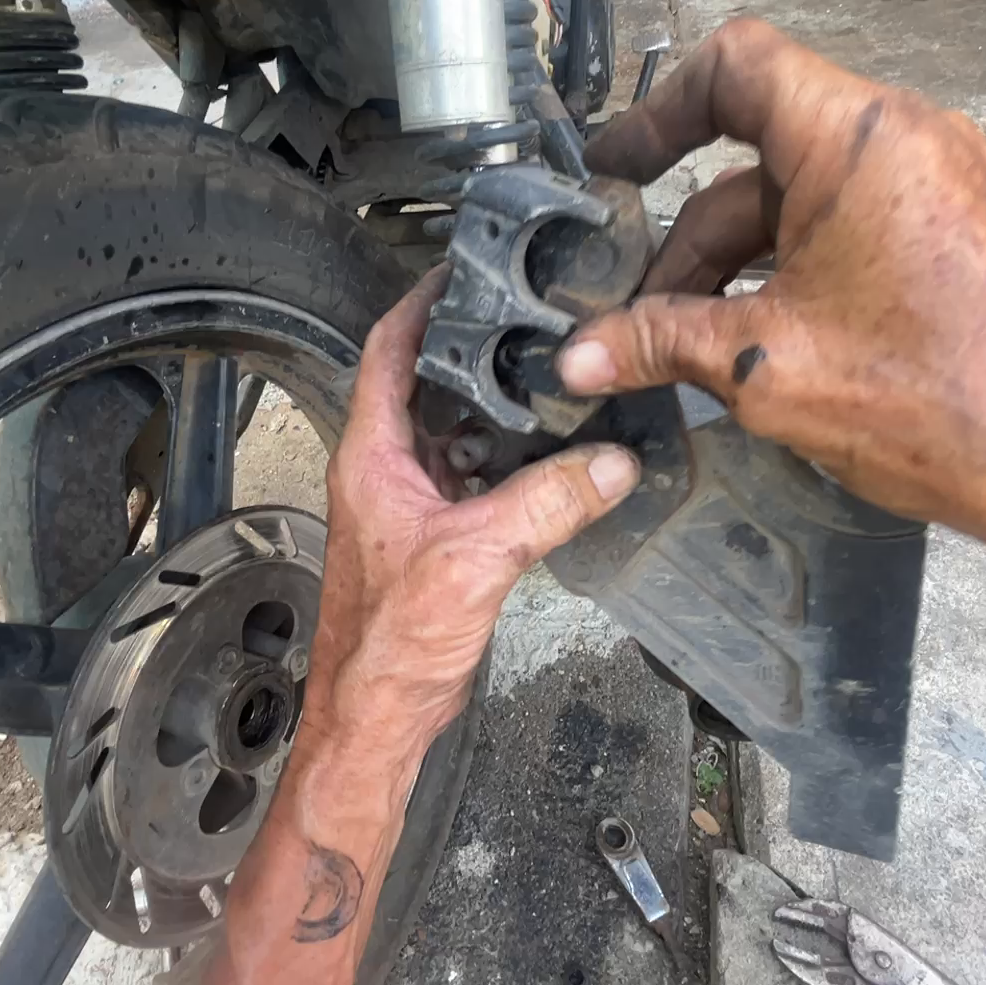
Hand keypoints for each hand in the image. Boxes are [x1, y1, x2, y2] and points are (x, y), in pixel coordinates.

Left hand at [306, 266, 640, 748]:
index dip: (418, 305)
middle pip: (424, 385)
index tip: (459, 272)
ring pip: (453, 433)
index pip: (386, 352)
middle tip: (527, 322)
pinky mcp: (435, 534)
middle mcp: (386, 470)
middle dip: (471, 353)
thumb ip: (545, 505)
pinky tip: (546, 457)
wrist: (378, 712)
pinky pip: (472, 478)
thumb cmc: (391, 641)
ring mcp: (410, 502)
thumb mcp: (475, 558)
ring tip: (547, 379)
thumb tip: (613, 464)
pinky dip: (504, 461)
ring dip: (492, 411)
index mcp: (372, 456)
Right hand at [561, 18, 985, 549]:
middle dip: (679, 249)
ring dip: (717, 276)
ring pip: (780, 212)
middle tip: (630, 323)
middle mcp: (894, 144)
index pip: (737, 68)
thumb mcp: (763, 366)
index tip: (611, 173)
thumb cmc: (920, 400)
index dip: (657, 112)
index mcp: (856, 143)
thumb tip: (571, 360)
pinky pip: (822, 237)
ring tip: (676, 349)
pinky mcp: (929, 237)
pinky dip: (767, 280)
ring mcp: (918, 190)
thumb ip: (658, 344)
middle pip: (745, 169)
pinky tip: (736, 344)